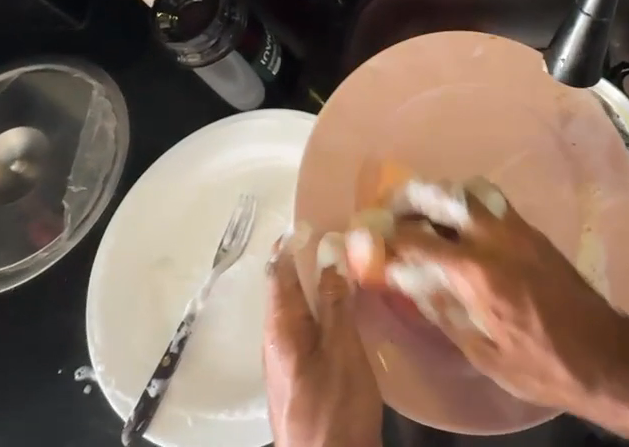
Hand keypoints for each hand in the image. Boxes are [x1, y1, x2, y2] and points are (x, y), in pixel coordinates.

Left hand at [264, 232, 382, 446]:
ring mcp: (288, 363)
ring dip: (320, 286)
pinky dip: (326, 310)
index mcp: (281, 330)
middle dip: (310, 262)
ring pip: (301, 311)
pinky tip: (350, 310)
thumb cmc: (335, 408)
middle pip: (288, 290)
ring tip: (351, 267)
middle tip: (344, 240)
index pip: (278, 273)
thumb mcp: (341, 349)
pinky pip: (310, 330)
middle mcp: (277, 342)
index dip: (293, 244)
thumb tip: (328, 254)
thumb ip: (334, 301)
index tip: (317, 220)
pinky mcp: (303, 378)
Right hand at [350, 178, 628, 411]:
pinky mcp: (532, 230)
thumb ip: (442, 310)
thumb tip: (407, 280)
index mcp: (476, 272)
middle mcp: (494, 238)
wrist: (601, 351)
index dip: (389, 238)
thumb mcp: (482, 350)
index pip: (419, 241)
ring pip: (470, 189)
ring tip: (424, 213)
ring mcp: (517, 228)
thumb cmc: (538, 363)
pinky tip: (460, 224)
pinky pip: (493, 200)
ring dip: (442, 194)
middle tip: (391, 210)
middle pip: (444, 196)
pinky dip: (468, 200)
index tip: (370, 238)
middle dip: (411, 198)